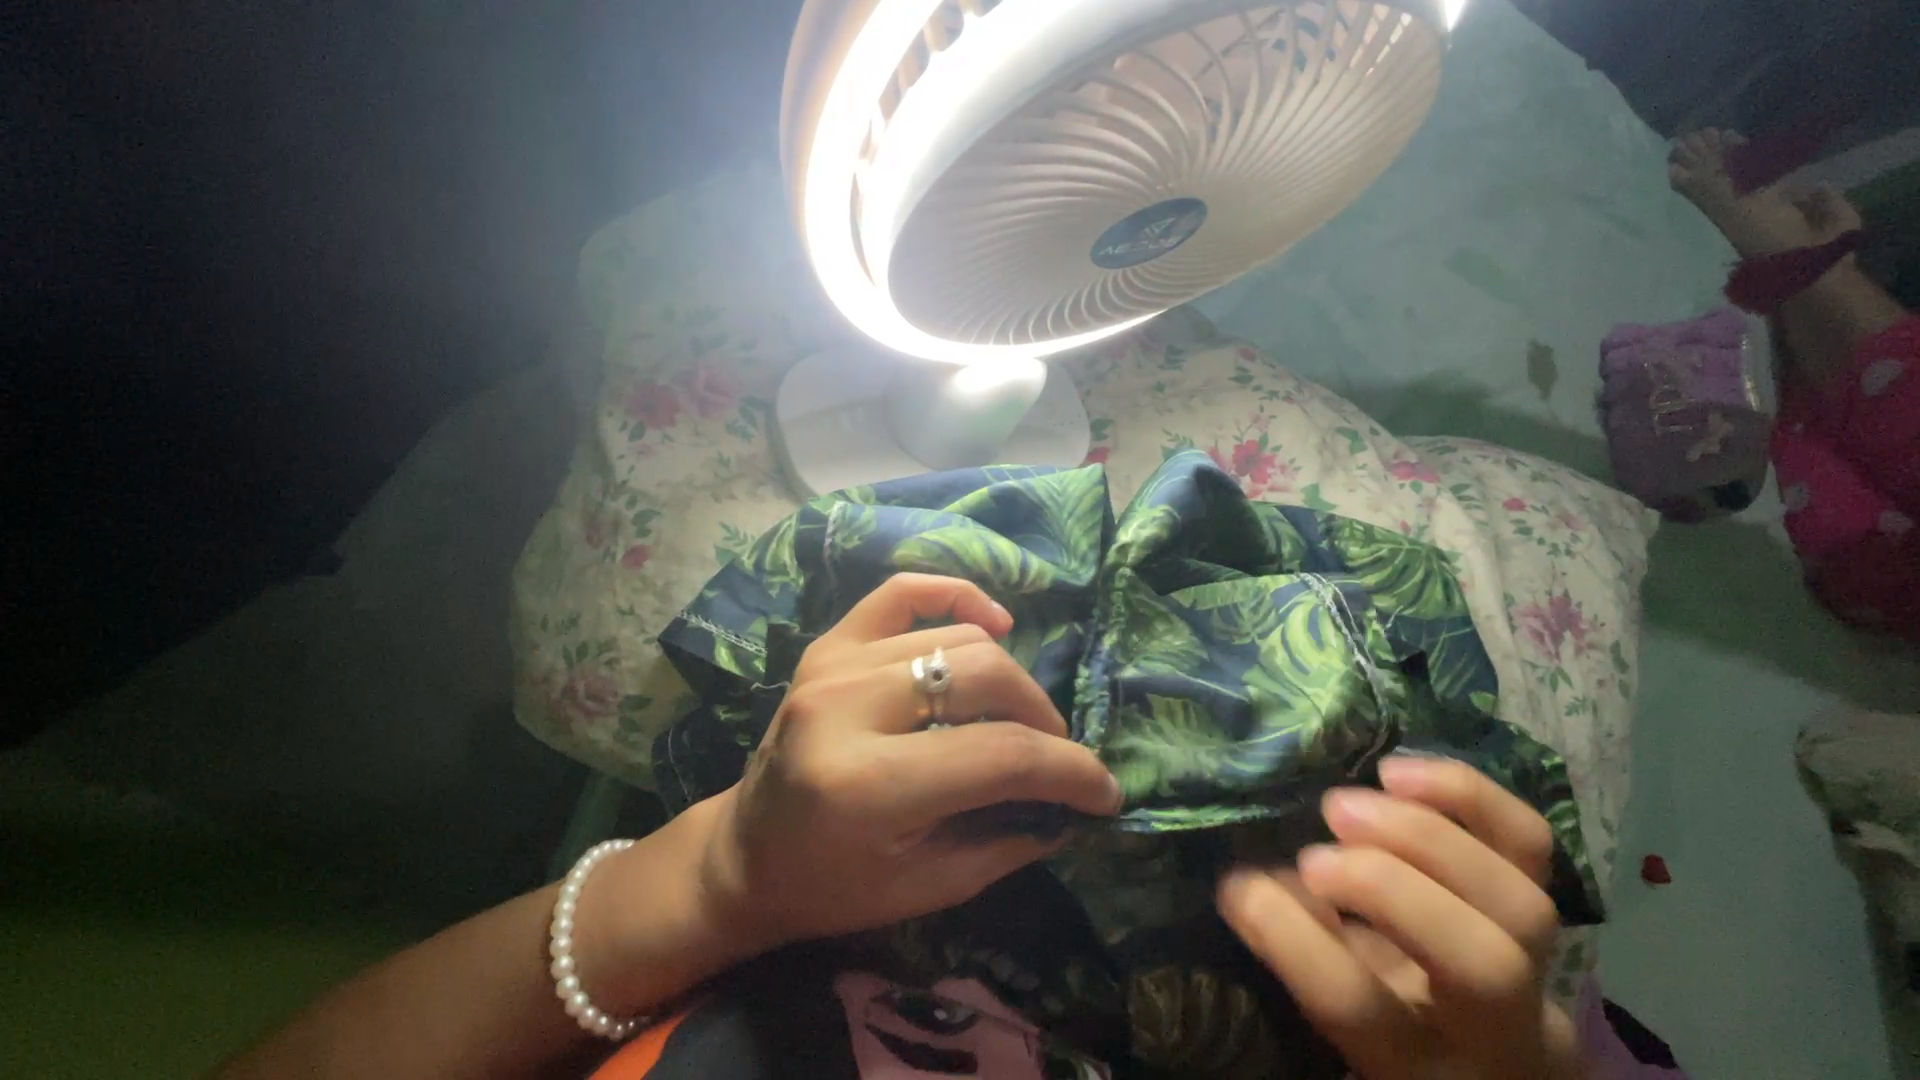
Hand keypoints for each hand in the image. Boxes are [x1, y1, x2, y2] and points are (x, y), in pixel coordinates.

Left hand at [692, 573, 1122, 954]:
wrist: (743, 856)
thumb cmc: (831, 886)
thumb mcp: (926, 888)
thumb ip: (1008, 841)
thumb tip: (1076, 802)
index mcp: (866, 784)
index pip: (999, 755)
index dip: (1068, 770)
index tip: (1104, 791)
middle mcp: (845, 707)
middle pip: (984, 676)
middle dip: (1042, 719)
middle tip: (1054, 758)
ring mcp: (831, 664)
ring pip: (958, 637)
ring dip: (1009, 677)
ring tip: (1017, 718)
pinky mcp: (827, 645)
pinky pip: (904, 593)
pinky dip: (957, 595)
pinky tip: (993, 623)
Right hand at [1217, 756, 1585, 1079]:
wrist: (1482, 1044)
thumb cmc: (1385, 1030)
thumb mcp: (1330, 1021)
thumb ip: (1295, 949)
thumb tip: (1246, 878)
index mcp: (1420, 1067)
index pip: (1361, 1006)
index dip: (1293, 939)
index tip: (1237, 886)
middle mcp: (1499, 1030)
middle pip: (1480, 962)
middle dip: (1388, 888)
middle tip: (1310, 853)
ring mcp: (1540, 967)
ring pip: (1520, 901)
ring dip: (1424, 836)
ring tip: (1344, 805)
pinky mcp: (1542, 903)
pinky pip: (1530, 844)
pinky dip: (1467, 797)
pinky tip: (1396, 773)